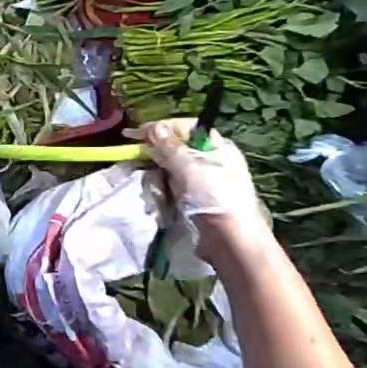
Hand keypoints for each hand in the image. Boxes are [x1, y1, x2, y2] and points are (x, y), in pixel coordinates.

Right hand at [137, 118, 269, 230]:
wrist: (230, 240)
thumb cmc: (213, 197)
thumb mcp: (189, 167)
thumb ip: (169, 147)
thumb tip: (155, 127)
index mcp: (217, 147)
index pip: (186, 128)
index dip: (162, 128)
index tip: (138, 134)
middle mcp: (211, 161)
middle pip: (177, 148)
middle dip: (157, 152)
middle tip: (136, 156)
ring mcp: (203, 182)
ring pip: (172, 169)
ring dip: (158, 174)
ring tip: (150, 183)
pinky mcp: (196, 200)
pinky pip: (173, 187)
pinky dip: (163, 190)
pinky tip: (158, 197)